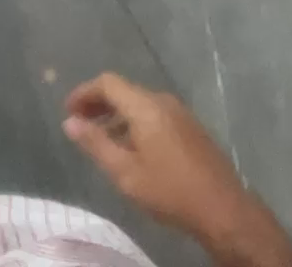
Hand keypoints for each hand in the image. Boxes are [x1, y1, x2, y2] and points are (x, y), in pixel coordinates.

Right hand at [61, 73, 246, 242]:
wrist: (223, 208)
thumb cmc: (169, 190)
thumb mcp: (125, 172)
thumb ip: (96, 144)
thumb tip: (70, 121)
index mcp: (145, 106)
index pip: (108, 82)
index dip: (84, 92)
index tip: (68, 110)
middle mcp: (162, 100)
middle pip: (124, 90)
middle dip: (98, 103)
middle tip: (79, 124)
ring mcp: (180, 112)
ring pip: (139, 103)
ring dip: (116, 114)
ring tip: (101, 139)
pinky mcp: (190, 126)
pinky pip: (154, 113)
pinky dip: (134, 122)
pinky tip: (130, 148)